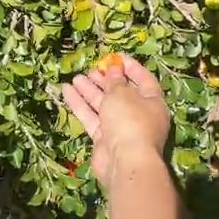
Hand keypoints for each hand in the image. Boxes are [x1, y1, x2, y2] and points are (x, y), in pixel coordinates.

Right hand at [59, 55, 169, 187]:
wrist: (124, 162)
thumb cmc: (129, 120)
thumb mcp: (121, 93)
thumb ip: (114, 80)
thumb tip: (113, 69)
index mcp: (152, 103)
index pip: (143, 80)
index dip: (130, 67)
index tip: (114, 56)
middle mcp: (138, 115)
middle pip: (120, 93)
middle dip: (105, 80)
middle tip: (92, 70)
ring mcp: (120, 128)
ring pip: (103, 104)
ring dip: (89, 90)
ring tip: (76, 77)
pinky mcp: (104, 139)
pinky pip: (91, 117)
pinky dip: (80, 104)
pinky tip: (66, 90)